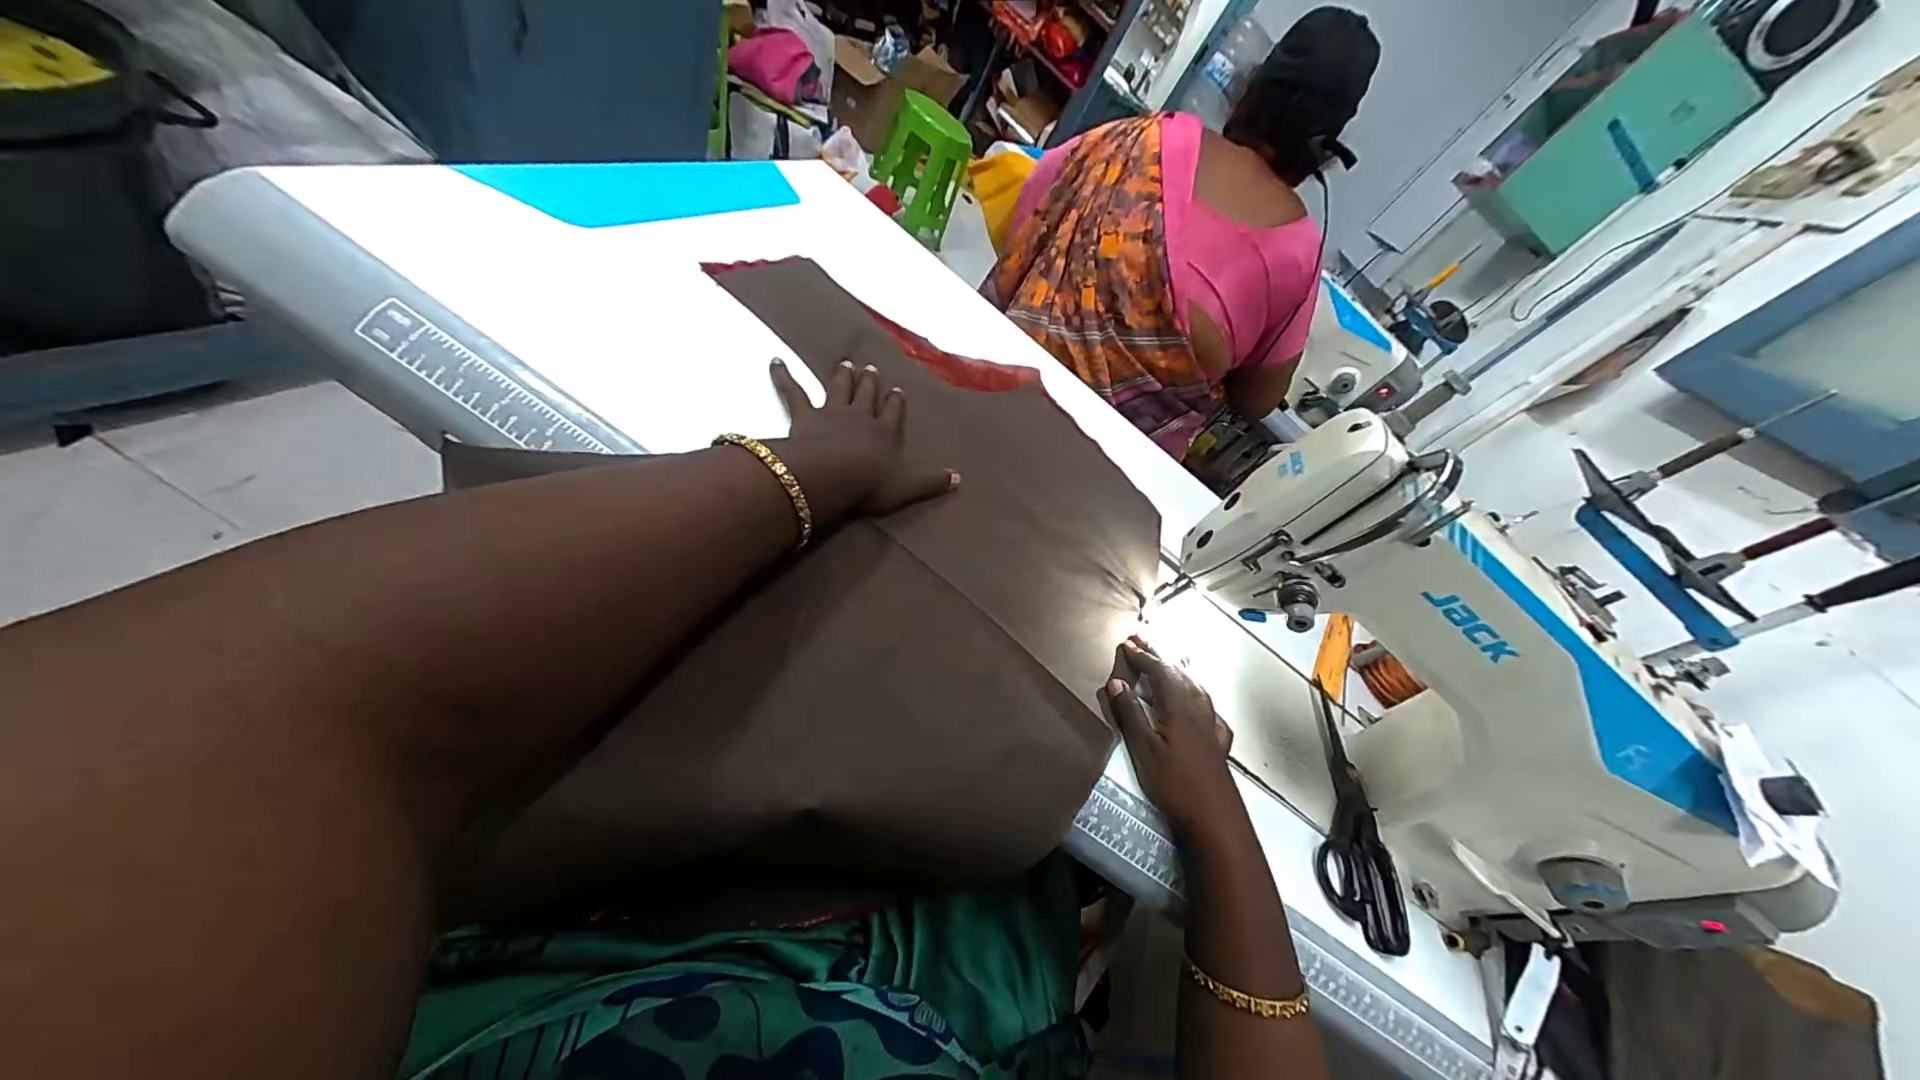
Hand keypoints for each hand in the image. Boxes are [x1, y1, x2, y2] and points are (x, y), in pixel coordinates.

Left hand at [769, 358, 959, 523]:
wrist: (833, 475)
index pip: (893, 412)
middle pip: (867, 395)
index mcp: (885, 431)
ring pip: (839, 389)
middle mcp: (860, 416)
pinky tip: (775, 362)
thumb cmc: (871, 483)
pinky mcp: (805, 416)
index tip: (897, 391)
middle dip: (870, 383)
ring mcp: (832, 412)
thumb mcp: (908, 486)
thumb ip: (931, 481)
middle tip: (871, 369)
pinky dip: (782, 377)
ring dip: (842, 377)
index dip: (895, 402)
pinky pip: (792, 393)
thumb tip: (957, 478)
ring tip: (845, 364)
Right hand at [1104, 637, 1242, 841]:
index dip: (1142, 656)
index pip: (1159, 672)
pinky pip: (1209, 708)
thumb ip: (1131, 714)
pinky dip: (1199, 696)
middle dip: (1159, 655)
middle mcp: (1198, 710)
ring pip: (1196, 687)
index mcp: (1178, 708)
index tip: (1126, 643)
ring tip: (1168, 660)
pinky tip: (1200, 703)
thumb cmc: (1175, 784)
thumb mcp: (1144, 750)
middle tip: (1142, 639)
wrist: (1216, 820)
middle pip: (1178, 674)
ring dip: (1178, 669)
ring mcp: (1211, 727)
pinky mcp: (1218, 744)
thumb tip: (1117, 681)